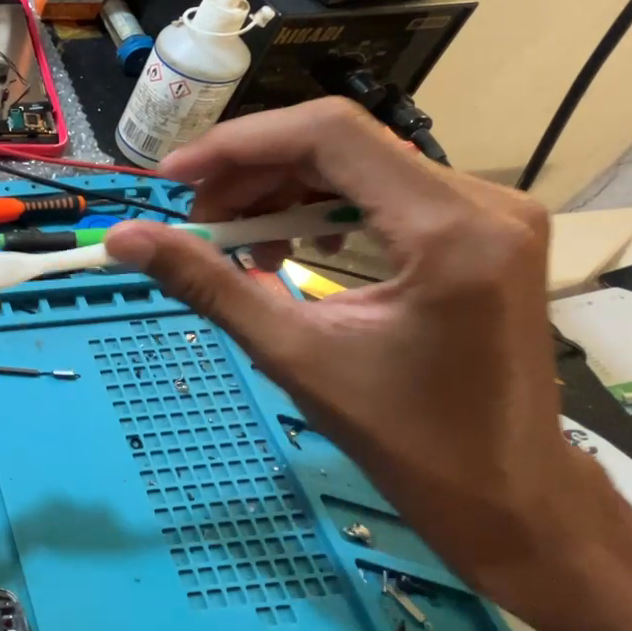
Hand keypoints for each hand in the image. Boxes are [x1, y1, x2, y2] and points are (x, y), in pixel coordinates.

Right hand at [103, 99, 608, 595]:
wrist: (509, 496)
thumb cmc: (408, 437)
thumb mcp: (292, 353)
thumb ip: (206, 283)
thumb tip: (122, 239)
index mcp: (448, 230)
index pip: (327, 134)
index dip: (237, 144)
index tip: (172, 179)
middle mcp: (481, 201)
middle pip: (336, 143)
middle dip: (250, 173)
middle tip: (196, 222)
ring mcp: (488, 212)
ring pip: (353, 161)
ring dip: (277, 191)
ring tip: (236, 246)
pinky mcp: (479, 230)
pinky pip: (378, 188)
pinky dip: (315, 208)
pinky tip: (288, 250)